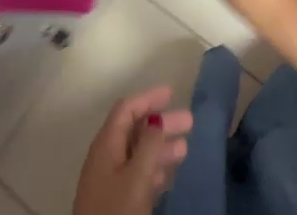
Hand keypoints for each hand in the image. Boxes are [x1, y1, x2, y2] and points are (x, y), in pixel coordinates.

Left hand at [71, 86, 192, 214]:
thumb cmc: (116, 209)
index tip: (172, 93)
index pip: (126, 110)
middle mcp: (106, 156)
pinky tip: (169, 172)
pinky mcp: (116, 199)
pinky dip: (154, 167)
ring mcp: (109, 178)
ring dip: (160, 146)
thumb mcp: (136, 177)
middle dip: (161, 123)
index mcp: (106, 144)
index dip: (148, 98)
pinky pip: (137, 173)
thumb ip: (148, 146)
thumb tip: (157, 119)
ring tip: (186, 147)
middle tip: (190, 122)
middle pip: (134, 129)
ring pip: (137, 152)